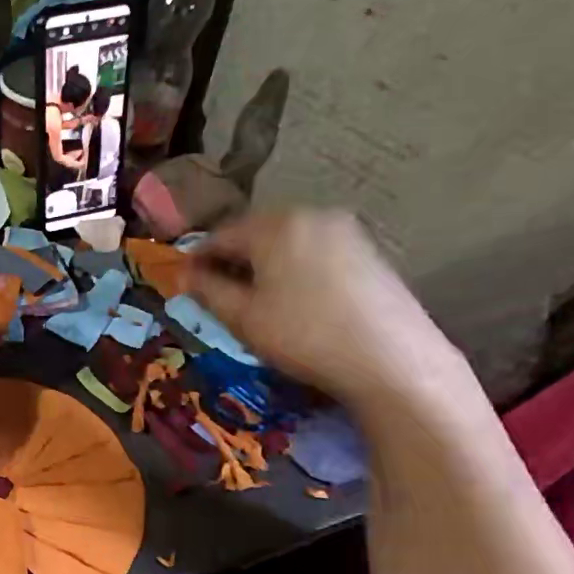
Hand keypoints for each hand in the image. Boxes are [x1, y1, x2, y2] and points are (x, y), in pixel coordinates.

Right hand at [186, 209, 465, 405]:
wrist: (390, 359)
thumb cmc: (304, 336)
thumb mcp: (243, 318)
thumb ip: (208, 290)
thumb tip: (183, 274)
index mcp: (275, 225)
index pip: (220, 235)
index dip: (197, 259)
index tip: (184, 284)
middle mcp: (311, 215)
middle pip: (256, 233)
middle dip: (233, 260)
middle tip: (218, 294)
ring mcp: (345, 230)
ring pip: (287, 242)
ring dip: (264, 265)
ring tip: (256, 300)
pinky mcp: (367, 251)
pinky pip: (315, 252)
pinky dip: (294, 269)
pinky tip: (295, 300)